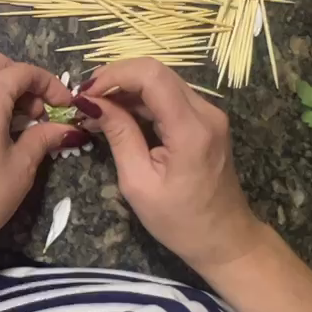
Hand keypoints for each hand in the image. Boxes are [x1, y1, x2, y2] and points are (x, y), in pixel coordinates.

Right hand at [77, 58, 268, 274]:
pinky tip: (119, 114)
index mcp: (191, 129)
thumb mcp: (138, 182)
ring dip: (127, 88)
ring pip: (162, 81)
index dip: (115, 76)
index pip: (152, 76)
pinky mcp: (206, 120)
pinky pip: (170, 96)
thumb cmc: (180, 221)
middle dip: (117, 79)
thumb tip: (92, 102)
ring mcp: (209, 114)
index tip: (86, 94)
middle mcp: (205, 112)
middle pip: (156, 72)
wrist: (225, 240)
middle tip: (86, 99)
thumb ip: (119, 135)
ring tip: (97, 109)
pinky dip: (141, 100)